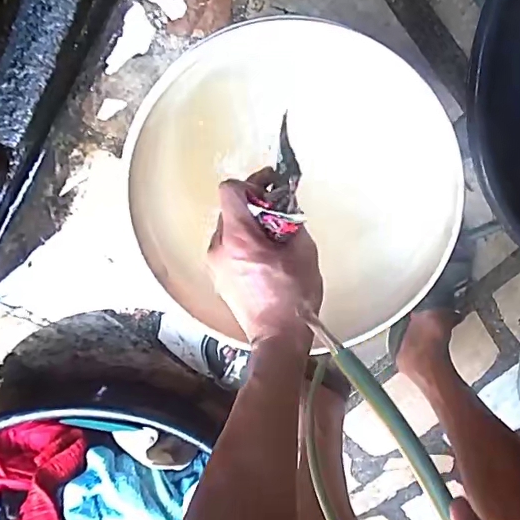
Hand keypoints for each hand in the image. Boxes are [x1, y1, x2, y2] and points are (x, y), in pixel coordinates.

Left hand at [207, 179, 321, 344]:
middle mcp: (219, 248)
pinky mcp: (219, 279)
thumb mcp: (304, 252)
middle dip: (256, 207)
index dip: (252, 183)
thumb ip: (294, 222)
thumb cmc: (293, 298)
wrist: (278, 337)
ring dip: (251, 227)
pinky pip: (229, 249)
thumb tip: (288, 208)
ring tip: (276, 242)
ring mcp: (215, 265)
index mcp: (238, 238)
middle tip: (281, 215)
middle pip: (231, 210)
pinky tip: (267, 259)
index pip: (230, 190)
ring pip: (230, 230)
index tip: (271, 188)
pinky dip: (246, 245)